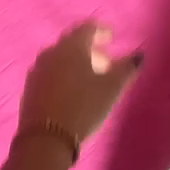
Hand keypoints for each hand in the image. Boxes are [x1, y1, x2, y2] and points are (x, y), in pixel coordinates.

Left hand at [18, 22, 143, 144]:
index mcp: (72, 46)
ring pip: (61, 59)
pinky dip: (64, 75)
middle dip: (91, 50)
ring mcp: (38, 69)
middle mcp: (52, 51)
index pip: (88, 29)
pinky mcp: (30, 88)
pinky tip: (72, 91)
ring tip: (90, 80)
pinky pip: (50, 73)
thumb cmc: (82, 107)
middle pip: (73, 43)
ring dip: (76, 64)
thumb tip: (139, 54)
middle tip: (106, 63)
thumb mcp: (111, 89)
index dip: (102, 31)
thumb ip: (126, 69)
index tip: (112, 37)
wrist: (44, 140)